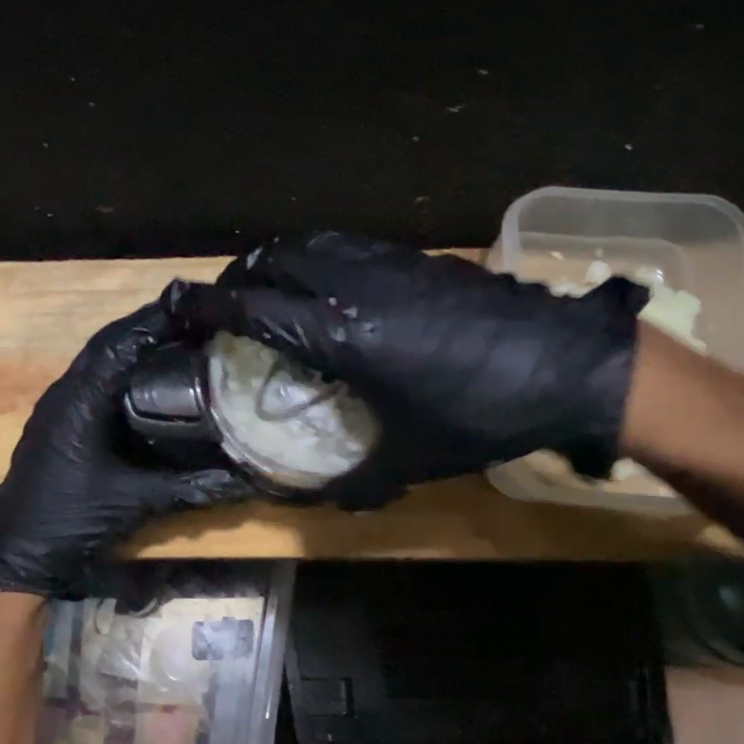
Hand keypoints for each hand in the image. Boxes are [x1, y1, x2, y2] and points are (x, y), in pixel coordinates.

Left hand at [0, 298, 251, 598]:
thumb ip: (192, 486)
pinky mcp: (58, 424)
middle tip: (195, 322)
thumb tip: (247, 478)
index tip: (194, 306)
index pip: (119, 341)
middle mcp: (65, 393)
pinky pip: (93, 383)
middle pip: (109, 344)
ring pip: (99, 362)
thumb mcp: (137, 500)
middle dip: (149, 328)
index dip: (155, 319)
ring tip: (178, 343)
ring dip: (134, 348)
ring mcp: (57, 408)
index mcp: (80, 400)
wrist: (19, 551)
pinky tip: (149, 384)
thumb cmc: (73, 518)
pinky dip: (122, 373)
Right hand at [168, 231, 647, 508]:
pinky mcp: (415, 257)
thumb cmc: (480, 416)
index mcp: (341, 335)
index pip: (253, 309)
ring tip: (269, 293)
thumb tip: (312, 499)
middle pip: (272, 262)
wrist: (566, 367)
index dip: (206, 307)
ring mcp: (386, 263)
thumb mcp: (410, 459)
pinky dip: (316, 259)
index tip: (177, 308)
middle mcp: (353, 287)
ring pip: (309, 244)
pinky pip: (345, 246)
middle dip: (237, 280)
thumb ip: (352, 480)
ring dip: (277, 264)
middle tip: (225, 309)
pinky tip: (327, 289)